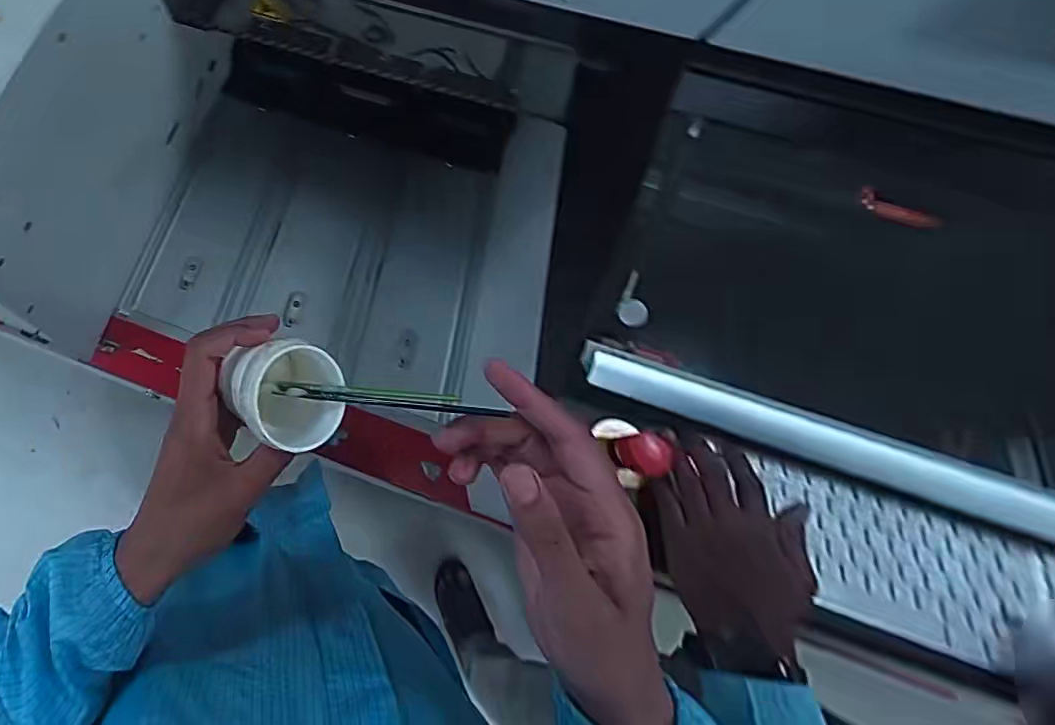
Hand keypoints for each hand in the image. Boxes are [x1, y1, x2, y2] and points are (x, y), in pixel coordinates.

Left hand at [115, 316, 293, 604]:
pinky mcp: (201, 436)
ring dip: (241, 359)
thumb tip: (301, 433)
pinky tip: (266, 393)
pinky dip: (243, 387)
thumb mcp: (240, 493)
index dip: (232, 333)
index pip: (202, 355)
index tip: (267, 331)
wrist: (156, 548)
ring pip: (213, 375)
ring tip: (276, 356)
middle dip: (239, 336)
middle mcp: (189, 410)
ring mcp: (194, 422)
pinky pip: (221, 399)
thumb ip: (271, 459)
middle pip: (206, 355)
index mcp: (192, 416)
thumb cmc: (191, 522)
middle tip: (277, 334)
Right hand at [434, 361, 671, 724]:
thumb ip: (545, 531)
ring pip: (517, 450)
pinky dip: (482, 464)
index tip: (498, 374)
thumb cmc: (600, 645)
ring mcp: (562, 504)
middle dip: (488, 430)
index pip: (569, 438)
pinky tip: (464, 473)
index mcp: (606, 511)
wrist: (603, 680)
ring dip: (480, 446)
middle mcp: (584, 498)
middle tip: (448, 441)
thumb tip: (516, 473)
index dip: (532, 401)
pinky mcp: (541, 514)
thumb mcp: (572, 593)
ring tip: (450, 458)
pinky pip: (508, 471)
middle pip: (534, 439)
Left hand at [654, 436, 815, 665]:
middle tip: (688, 434)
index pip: (748, 482)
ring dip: (674, 457)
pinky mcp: (676, 534)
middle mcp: (729, 521)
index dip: (735, 459)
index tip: (725, 444)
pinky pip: (664, 500)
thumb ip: (793, 536)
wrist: (743, 631)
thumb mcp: (798, 574)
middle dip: (699, 450)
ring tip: (665, 437)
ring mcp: (700, 526)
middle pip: (712, 474)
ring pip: (685, 481)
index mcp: (762, 527)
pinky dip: (657, 481)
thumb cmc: (771, 609)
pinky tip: (649, 468)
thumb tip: (798, 510)